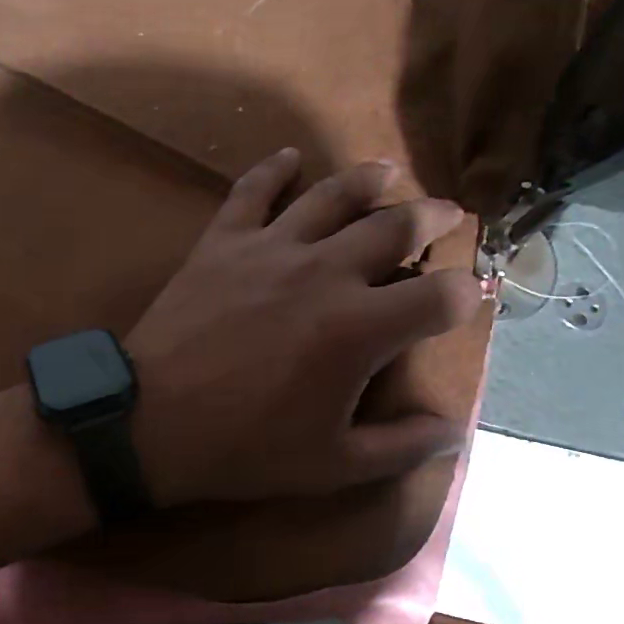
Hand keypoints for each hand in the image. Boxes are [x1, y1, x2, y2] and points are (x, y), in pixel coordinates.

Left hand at [125, 148, 485, 506]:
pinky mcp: (224, 241)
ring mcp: (273, 248)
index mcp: (362, 329)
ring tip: (390, 173)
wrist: (151, 424)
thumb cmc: (248, 448)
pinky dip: (275, 170)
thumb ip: (402, 446)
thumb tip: (453, 434)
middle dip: (434, 219)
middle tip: (449, 215)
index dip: (467, 295)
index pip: (440, 297)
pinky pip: (254, 191)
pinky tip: (290, 158)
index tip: (472, 296)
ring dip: (370, 180)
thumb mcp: (335, 464)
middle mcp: (327, 273)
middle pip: (396, 227)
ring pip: (334, 195)